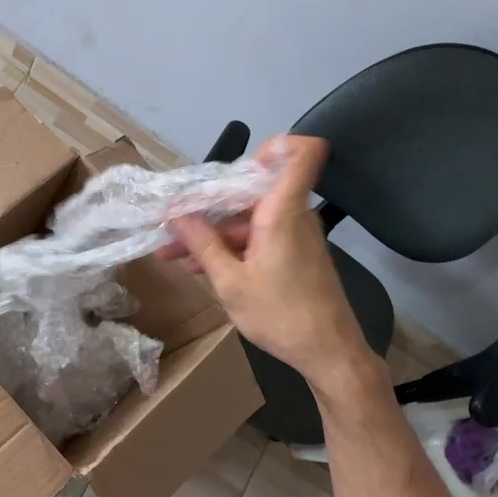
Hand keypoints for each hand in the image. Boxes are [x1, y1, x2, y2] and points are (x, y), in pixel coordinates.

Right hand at [162, 135, 376, 381]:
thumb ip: (203, 244)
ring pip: (248, 220)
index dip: (273, 146)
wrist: (327, 351)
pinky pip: (257, 238)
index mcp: (281, 212)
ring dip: (211, 233)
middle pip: (253, 191)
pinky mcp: (294, 255)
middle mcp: (292, 216)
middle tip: (171, 222)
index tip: (234, 165)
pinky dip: (228, 247)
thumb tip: (178, 216)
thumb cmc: (279, 314)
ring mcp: (294, 236)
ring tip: (170, 253)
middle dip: (209, 204)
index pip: (300, 154)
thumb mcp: (230, 283)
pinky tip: (196, 265)